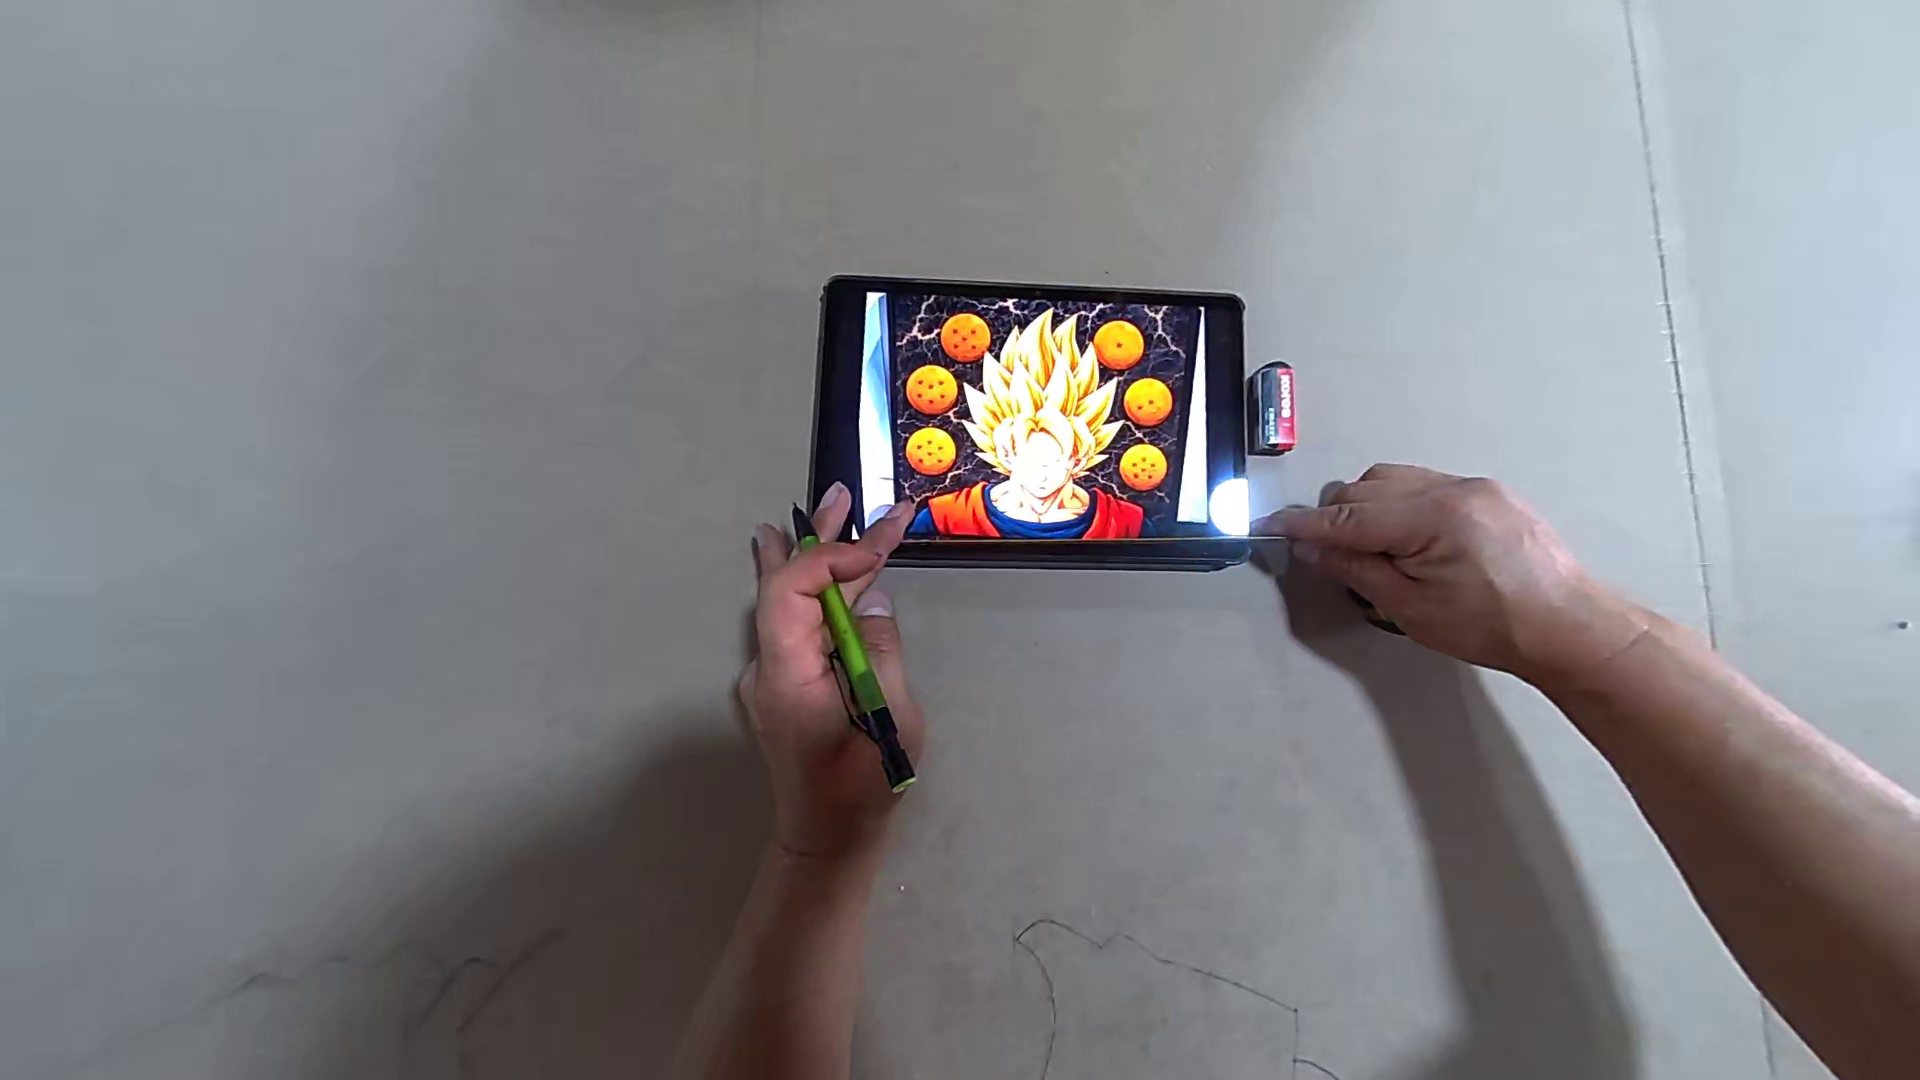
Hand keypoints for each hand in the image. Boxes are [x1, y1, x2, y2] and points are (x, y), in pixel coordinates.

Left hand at [741, 482, 924, 858]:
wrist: (825, 838)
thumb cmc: (863, 788)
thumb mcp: (892, 720)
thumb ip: (881, 652)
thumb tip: (872, 598)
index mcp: (788, 677)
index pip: (792, 594)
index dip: (833, 561)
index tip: (880, 548)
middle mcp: (768, 666)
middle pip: (784, 585)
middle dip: (820, 539)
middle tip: (841, 495)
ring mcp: (771, 672)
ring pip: (788, 598)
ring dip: (814, 552)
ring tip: (831, 508)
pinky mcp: (785, 678)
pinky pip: (796, 620)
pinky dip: (814, 585)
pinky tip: (803, 556)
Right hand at [1254, 464, 1651, 684]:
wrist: (1573, 629)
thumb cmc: (1491, 626)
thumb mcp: (1407, 606)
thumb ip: (1352, 569)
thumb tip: (1308, 548)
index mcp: (1434, 518)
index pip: (1346, 516)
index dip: (1300, 524)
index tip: (1266, 525)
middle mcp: (1452, 489)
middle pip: (1362, 490)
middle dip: (1333, 519)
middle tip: (1328, 557)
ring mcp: (1471, 486)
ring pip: (1386, 479)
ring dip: (1361, 507)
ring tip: (1368, 547)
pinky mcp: (1483, 492)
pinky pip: (1416, 483)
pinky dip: (1392, 503)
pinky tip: (1399, 534)